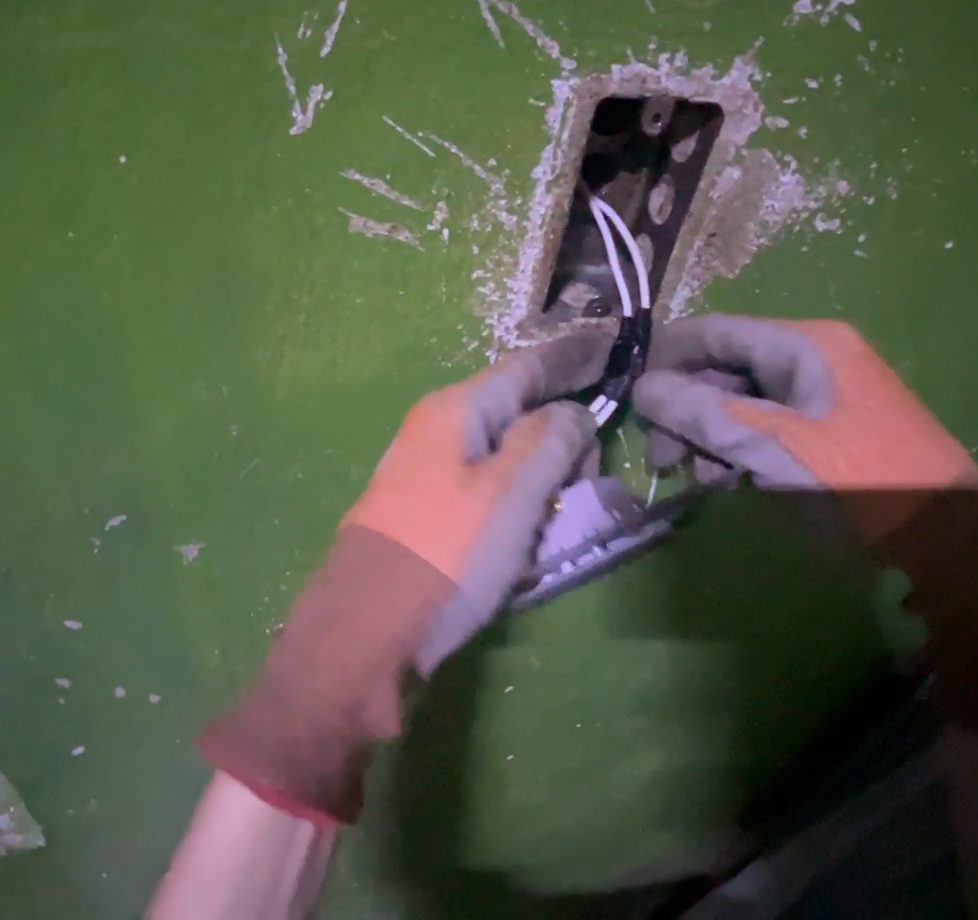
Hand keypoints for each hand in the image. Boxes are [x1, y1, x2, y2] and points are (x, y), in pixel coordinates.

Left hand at [345, 336, 605, 670]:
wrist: (366, 628)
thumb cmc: (446, 551)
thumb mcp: (510, 491)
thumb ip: (548, 439)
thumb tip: (571, 412)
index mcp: (455, 409)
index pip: (525, 366)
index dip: (572, 358)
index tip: (612, 349)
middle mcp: (436, 429)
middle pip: (514, 410)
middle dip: (561, 429)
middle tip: (595, 464)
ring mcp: (426, 471)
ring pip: (501, 453)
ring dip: (541, 469)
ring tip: (571, 496)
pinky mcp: (424, 511)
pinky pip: (484, 488)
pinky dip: (516, 498)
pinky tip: (531, 525)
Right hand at [633, 315, 977, 737]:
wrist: (951, 551)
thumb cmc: (860, 486)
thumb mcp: (771, 446)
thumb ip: (702, 412)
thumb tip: (642, 386)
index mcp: (804, 344)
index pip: (714, 330)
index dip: (665, 359)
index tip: (627, 398)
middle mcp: (812, 359)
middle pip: (724, 367)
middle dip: (685, 409)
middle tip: (663, 460)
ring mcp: (822, 396)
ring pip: (739, 401)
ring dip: (707, 436)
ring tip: (695, 479)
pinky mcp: (828, 433)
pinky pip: (764, 428)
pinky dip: (736, 451)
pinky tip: (726, 483)